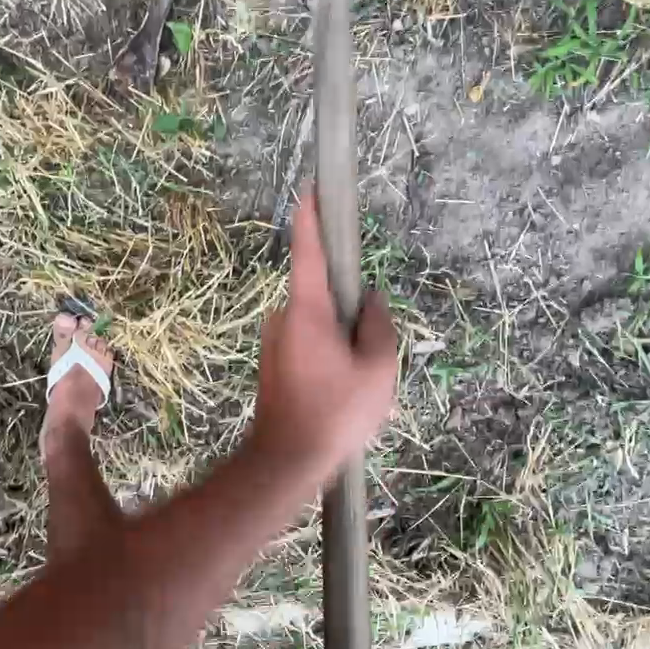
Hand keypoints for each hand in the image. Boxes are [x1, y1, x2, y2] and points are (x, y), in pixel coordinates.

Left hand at [251, 190, 397, 475]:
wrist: (286, 459)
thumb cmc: (336, 412)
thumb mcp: (377, 369)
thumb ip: (378, 325)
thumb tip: (369, 300)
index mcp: (306, 309)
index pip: (308, 251)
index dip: (311, 217)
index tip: (310, 188)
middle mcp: (282, 316)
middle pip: (321, 294)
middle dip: (347, 313)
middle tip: (368, 353)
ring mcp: (273, 339)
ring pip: (316, 324)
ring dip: (338, 341)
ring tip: (355, 384)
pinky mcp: (271, 360)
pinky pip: (306, 344)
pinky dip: (325, 356)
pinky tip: (338, 393)